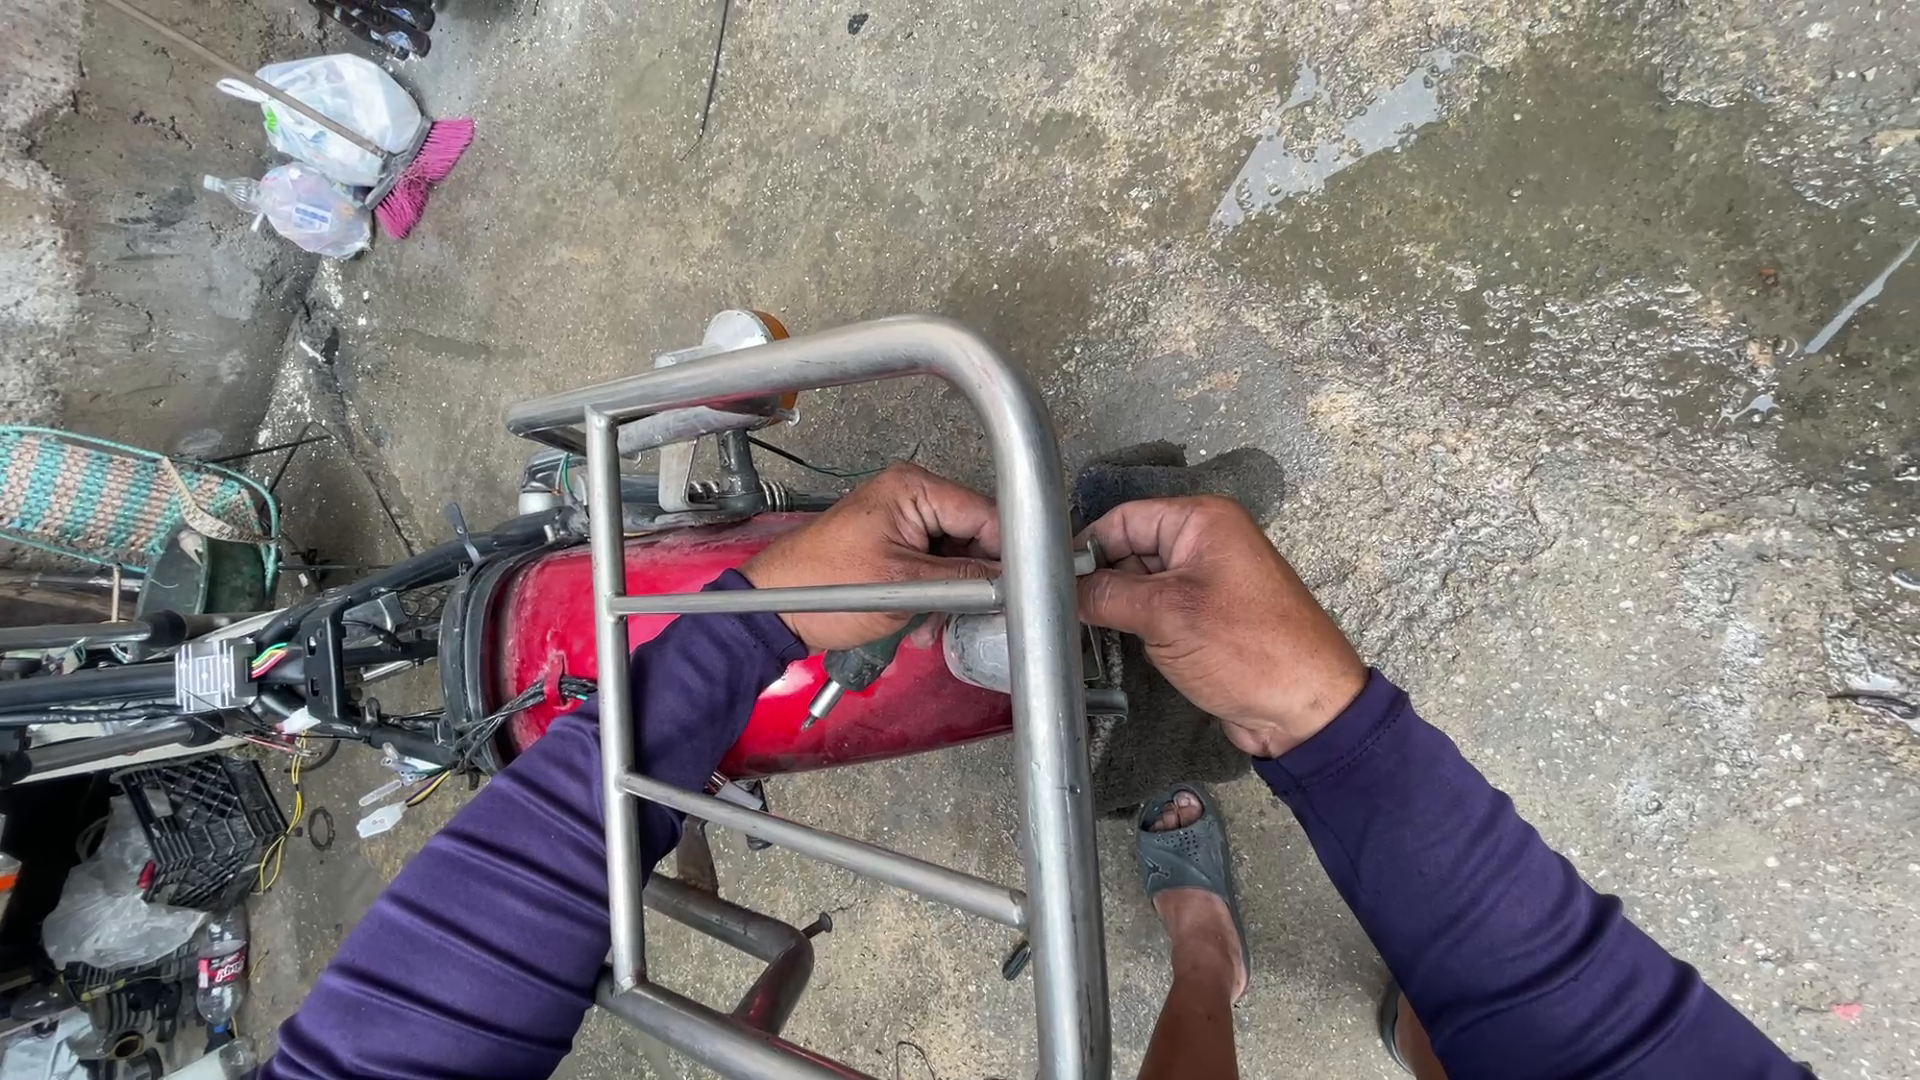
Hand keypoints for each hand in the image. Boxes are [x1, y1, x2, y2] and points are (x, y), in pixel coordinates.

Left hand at [739, 464, 999, 649]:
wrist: (774, 609)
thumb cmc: (823, 588)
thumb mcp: (905, 586)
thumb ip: (966, 580)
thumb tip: (1012, 583)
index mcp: (914, 488)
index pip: (986, 514)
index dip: (1007, 554)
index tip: (1019, 588)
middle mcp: (912, 495)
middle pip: (974, 536)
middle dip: (974, 579)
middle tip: (968, 613)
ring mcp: (904, 520)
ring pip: (957, 557)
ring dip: (952, 595)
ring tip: (930, 622)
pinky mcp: (897, 544)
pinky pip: (935, 567)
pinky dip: (933, 595)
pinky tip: (918, 621)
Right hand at [1076, 496, 1366, 757]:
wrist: (1306, 712)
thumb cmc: (1250, 651)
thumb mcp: (1166, 615)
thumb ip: (1106, 595)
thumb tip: (1063, 590)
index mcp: (1202, 522)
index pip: (1123, 519)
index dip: (1086, 546)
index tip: (1052, 577)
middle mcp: (1203, 544)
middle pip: (1128, 549)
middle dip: (1098, 579)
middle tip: (1062, 608)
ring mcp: (1203, 583)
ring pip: (1137, 582)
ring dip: (1114, 605)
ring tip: (1082, 627)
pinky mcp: (1203, 617)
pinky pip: (1154, 609)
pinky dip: (1132, 623)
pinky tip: (1111, 641)